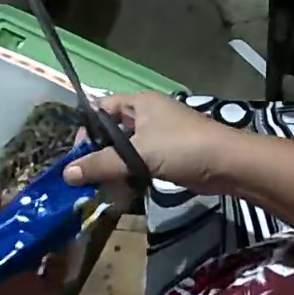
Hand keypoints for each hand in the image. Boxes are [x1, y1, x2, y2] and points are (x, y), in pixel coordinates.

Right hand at [65, 92, 247, 197]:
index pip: (102, 107)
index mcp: (140, 103)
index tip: (76, 153)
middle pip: (113, 131)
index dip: (87, 127)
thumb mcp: (138, 153)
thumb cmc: (182, 147)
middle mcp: (148, 115)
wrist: (227, 164)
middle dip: (98, 152)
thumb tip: (66, 173)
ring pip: (126, 150)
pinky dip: (129, 174)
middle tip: (82, 175)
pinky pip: (140, 163)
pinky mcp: (168, 156)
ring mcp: (159, 136)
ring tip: (97, 187)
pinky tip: (119, 191)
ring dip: (113, 166)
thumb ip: (102, 163)